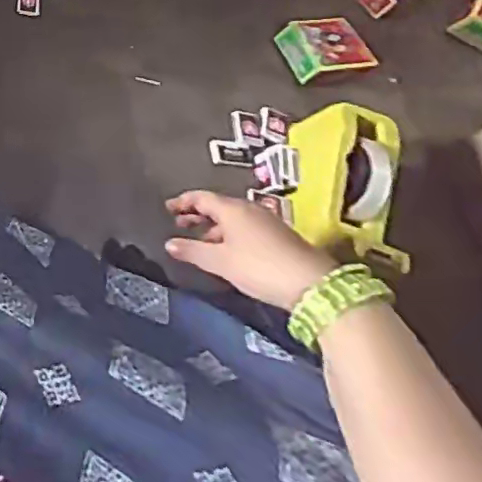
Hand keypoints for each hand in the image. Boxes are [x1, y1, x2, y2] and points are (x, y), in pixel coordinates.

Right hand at [163, 190, 337, 309]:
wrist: (313, 284)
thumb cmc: (259, 267)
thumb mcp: (220, 262)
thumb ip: (192, 251)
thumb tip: (169, 243)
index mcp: (232, 209)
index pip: (200, 197)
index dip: (182, 202)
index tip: (168, 208)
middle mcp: (248, 209)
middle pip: (217, 205)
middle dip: (197, 213)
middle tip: (180, 223)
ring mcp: (266, 221)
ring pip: (232, 218)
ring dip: (213, 226)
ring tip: (200, 240)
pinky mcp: (278, 235)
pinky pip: (245, 227)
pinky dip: (229, 233)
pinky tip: (226, 250)